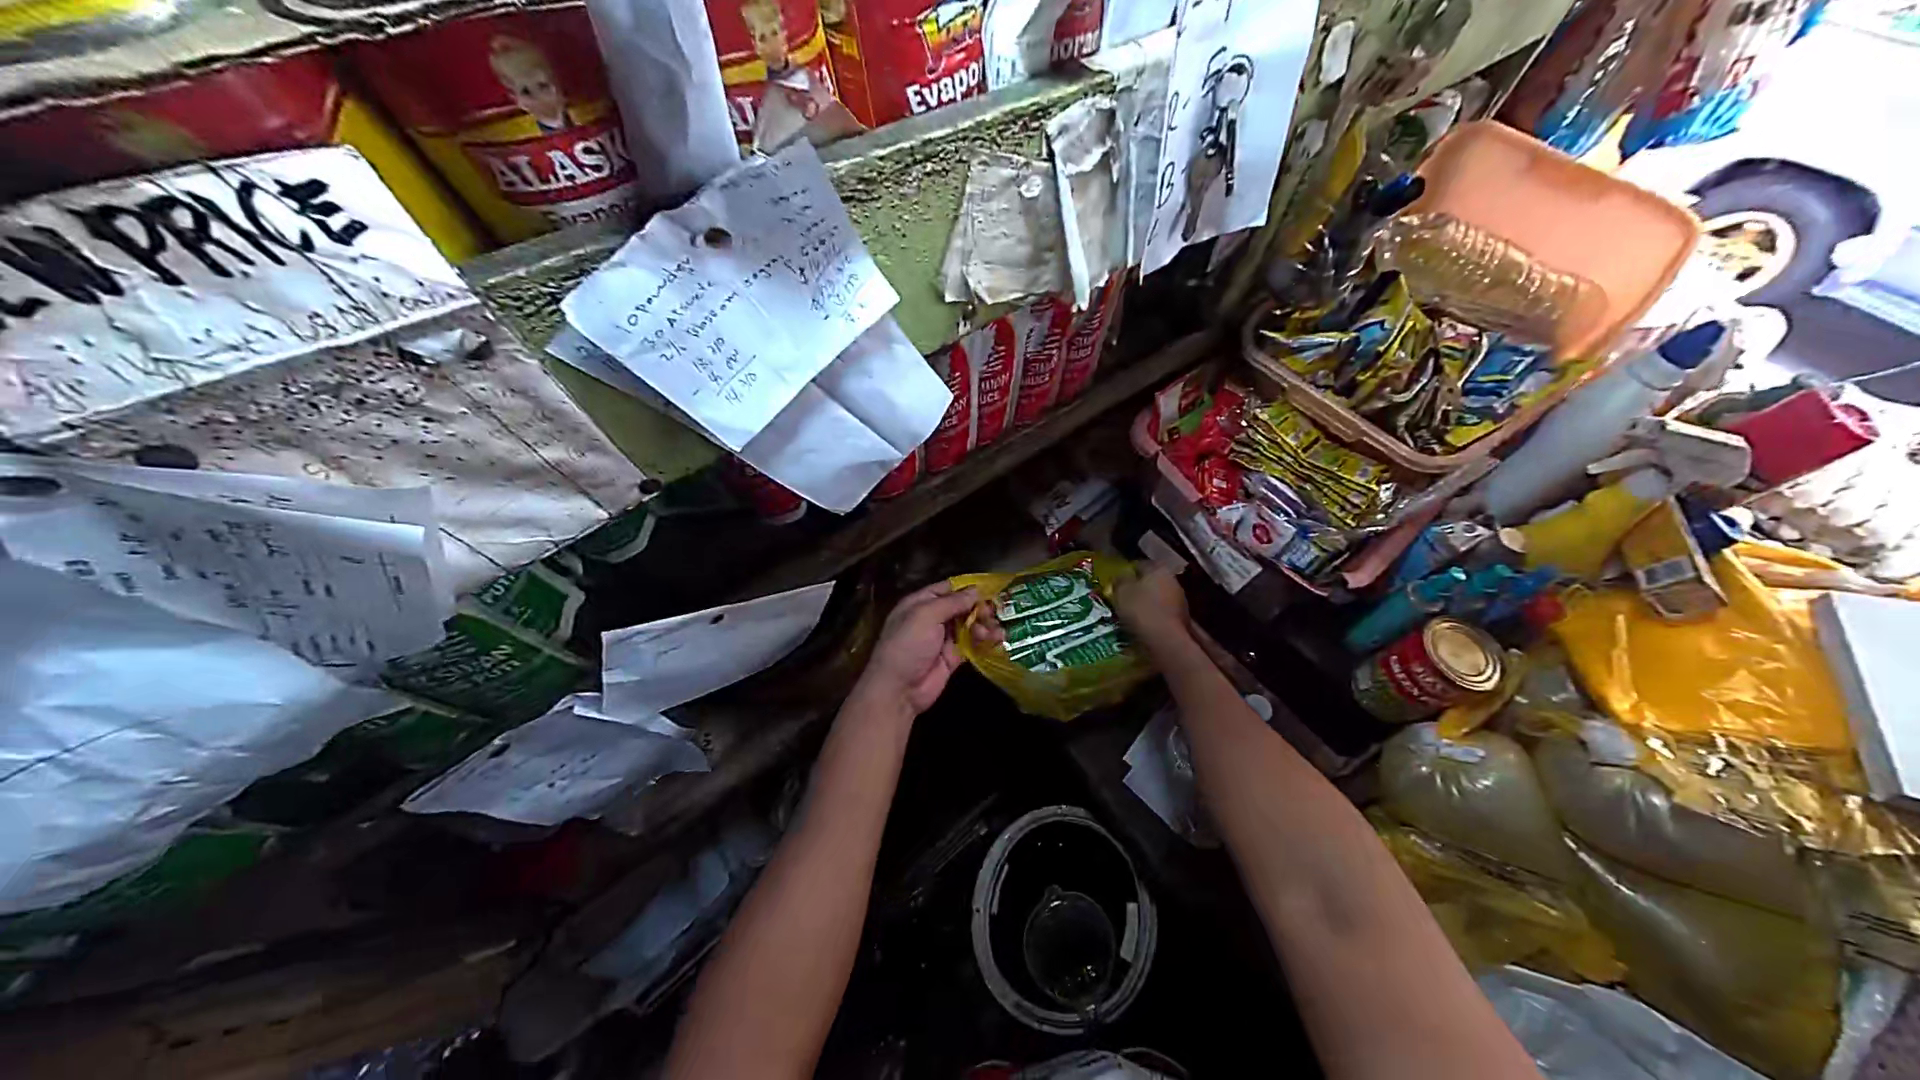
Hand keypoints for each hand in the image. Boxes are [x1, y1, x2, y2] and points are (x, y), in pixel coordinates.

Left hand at [854, 582, 992, 716]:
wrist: (899, 689)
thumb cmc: (907, 645)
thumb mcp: (925, 615)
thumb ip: (951, 602)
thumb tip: (975, 591)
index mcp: (921, 603)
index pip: (947, 588)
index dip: (967, 587)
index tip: (990, 588)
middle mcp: (933, 618)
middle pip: (962, 606)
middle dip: (979, 607)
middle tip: (991, 613)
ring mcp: (944, 638)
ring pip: (970, 625)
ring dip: (984, 624)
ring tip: (994, 630)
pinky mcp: (954, 656)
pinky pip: (973, 644)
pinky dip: (986, 640)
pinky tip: (997, 638)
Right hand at [1112, 564, 1191, 646]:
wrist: (1165, 640)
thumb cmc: (1140, 610)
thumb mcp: (1121, 592)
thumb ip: (1120, 580)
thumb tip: (1121, 575)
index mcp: (1158, 568)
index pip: (1139, 564)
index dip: (1126, 573)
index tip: (1116, 583)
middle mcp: (1173, 580)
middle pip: (1151, 580)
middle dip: (1138, 588)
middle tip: (1124, 598)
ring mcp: (1181, 599)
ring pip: (1158, 596)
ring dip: (1147, 602)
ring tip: (1132, 614)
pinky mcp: (1183, 617)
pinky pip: (1163, 611)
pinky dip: (1154, 615)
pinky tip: (1144, 624)